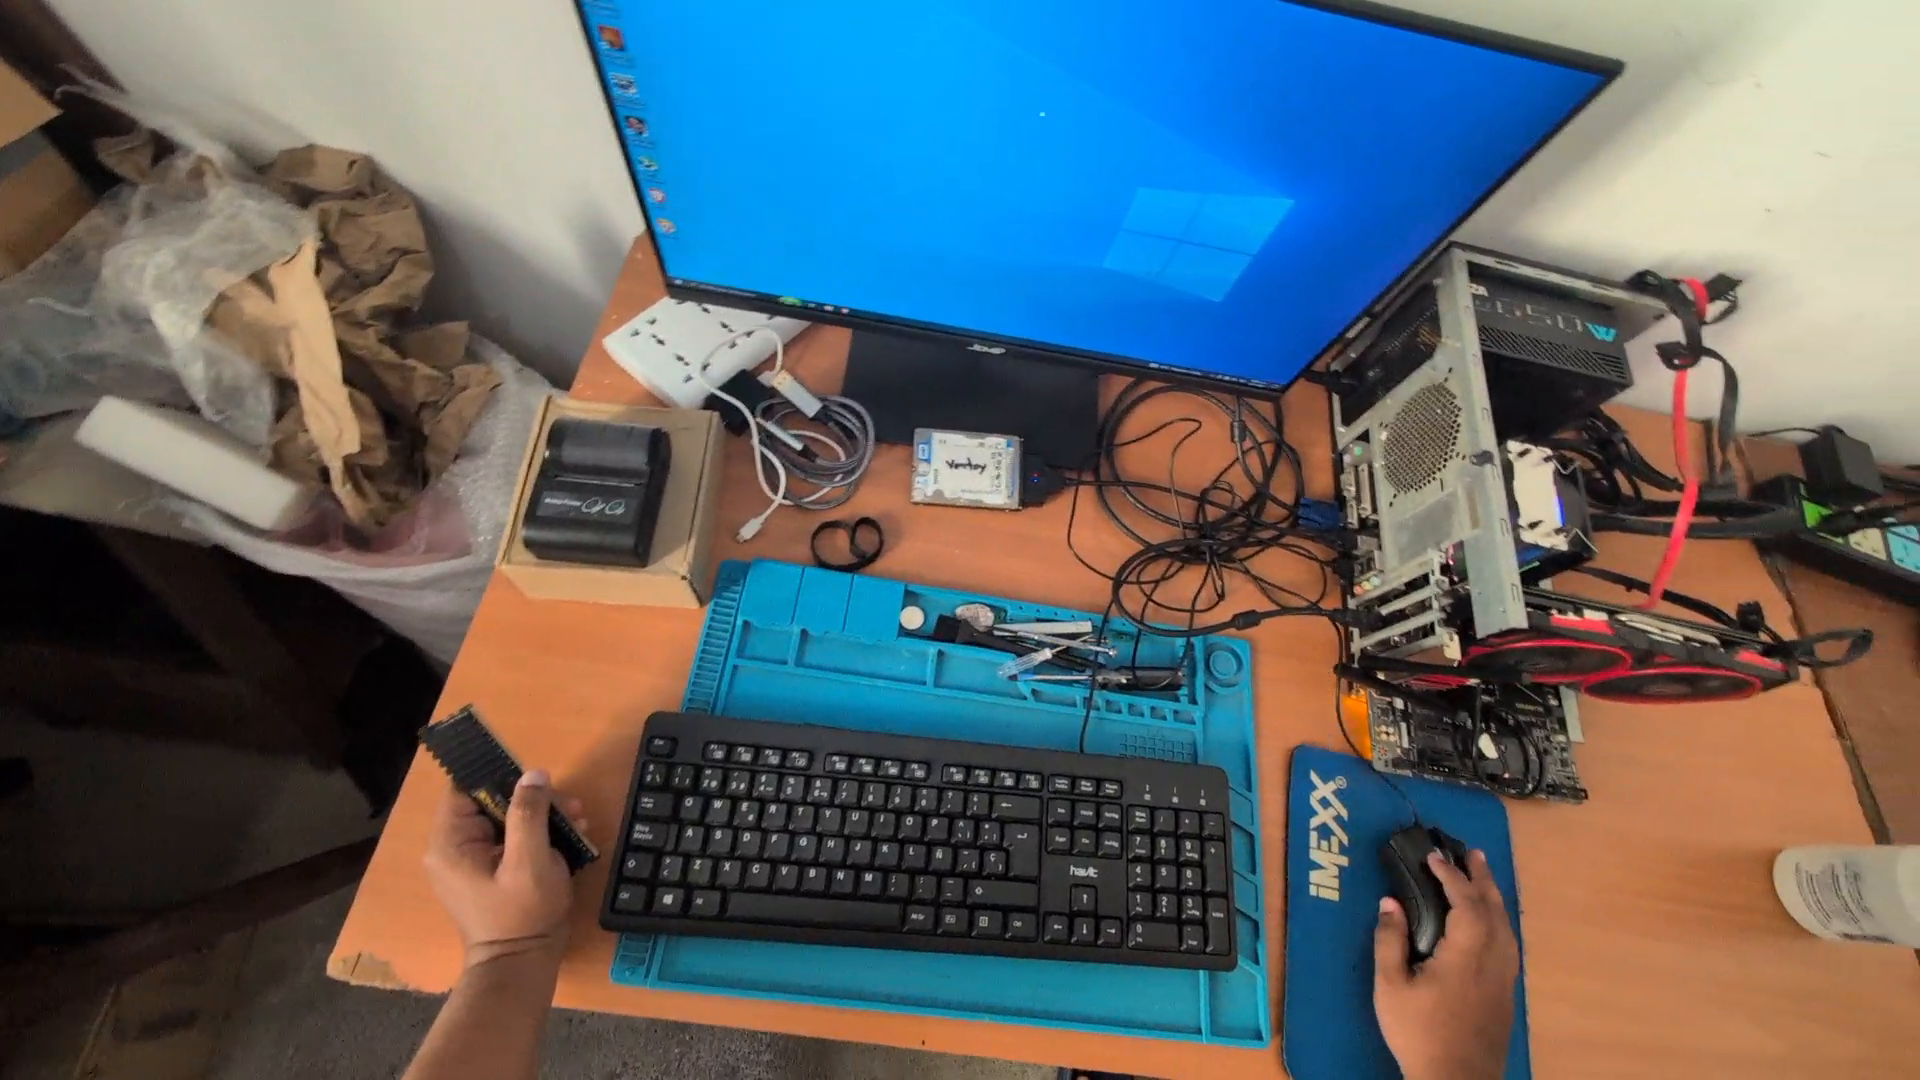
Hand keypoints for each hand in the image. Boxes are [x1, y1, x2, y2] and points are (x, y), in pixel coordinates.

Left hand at [424, 770, 585, 967]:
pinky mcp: (494, 870)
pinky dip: (542, 833)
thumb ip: (529, 813)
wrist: (523, 962)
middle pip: (493, 802)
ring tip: (578, 822)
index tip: (535, 776)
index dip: (497, 776)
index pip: (464, 790)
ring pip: (510, 818)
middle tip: (570, 805)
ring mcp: (476, 860)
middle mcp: (457, 848)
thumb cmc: (522, 912)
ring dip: (545, 816)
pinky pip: (515, 837)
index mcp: (451, 844)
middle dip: (534, 799)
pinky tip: (572, 836)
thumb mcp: (529, 859)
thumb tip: (533, 773)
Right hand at [1373, 849, 1519, 1079]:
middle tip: (1472, 853)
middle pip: (1496, 914)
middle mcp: (1492, 965)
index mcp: (1465, 959)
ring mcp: (1503, 982)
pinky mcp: (1505, 996)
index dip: (1452, 878)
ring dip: (1495, 898)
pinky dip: (1499, 921)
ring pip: (1507, 930)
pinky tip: (1490, 921)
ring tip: (1482, 878)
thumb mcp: (1391, 986)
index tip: (1434, 857)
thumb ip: (1390, 940)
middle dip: (1483, 880)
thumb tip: (1390, 902)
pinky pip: (1508, 945)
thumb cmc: (1418, 1032)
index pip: (1467, 906)